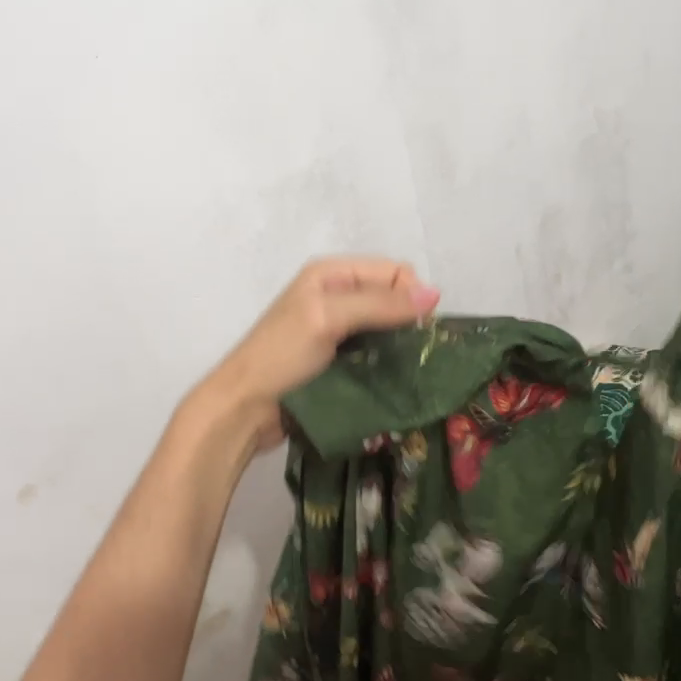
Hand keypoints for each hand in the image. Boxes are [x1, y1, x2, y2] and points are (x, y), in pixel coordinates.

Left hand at [197, 258, 440, 450]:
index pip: (393, 271)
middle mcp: (337, 296)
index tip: (418, 330)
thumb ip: (380, 304)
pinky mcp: (340, 361)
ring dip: (400, 346)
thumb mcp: (328, 319)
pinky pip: (376, 354)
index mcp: (332, 274)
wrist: (244, 408)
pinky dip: (388, 364)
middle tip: (416, 353)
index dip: (411, 295)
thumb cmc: (281, 356)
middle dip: (409, 321)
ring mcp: (338, 330)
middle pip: (392, 300)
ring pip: (388, 329)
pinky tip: (394, 379)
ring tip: (410, 370)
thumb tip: (436, 294)